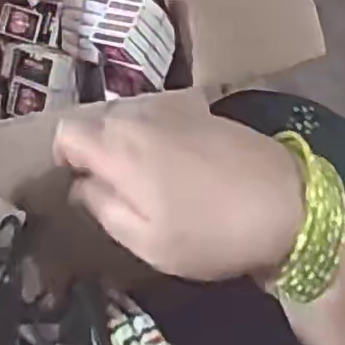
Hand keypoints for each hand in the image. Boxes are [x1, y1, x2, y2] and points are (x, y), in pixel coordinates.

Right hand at [54, 100, 306, 282]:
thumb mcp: (149, 241)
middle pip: (93, 120)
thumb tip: (78, 185)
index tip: (78, 184)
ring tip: (144, 177)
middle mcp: (134, 113)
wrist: (281, 199)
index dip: (63, 157)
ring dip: (120, 139)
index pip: (65, 132)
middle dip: (92, 148)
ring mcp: (164, 104)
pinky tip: (173, 161)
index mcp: (117, 144)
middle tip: (113, 187)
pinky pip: (150, 112)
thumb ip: (102, 207)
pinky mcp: (191, 105)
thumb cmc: (210, 229)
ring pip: (122, 114)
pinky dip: (147, 131)